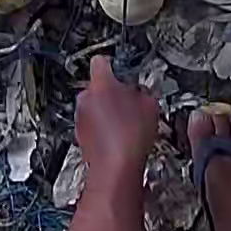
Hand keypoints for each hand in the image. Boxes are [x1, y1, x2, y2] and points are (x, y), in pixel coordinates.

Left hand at [76, 56, 158, 184]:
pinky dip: (102, 128)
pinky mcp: (80, 135)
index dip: (112, 64)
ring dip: (107, 111)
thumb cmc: (130, 137)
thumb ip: (142, 91)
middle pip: (97, 85)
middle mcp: (85, 98)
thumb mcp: (150, 105)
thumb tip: (141, 92)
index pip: (101, 61)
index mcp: (101, 83)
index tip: (120, 68)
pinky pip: (92, 124)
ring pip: (94, 105)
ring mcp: (81, 117)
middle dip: (112, 92)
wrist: (115, 169)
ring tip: (127, 123)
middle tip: (131, 101)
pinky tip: (119, 137)